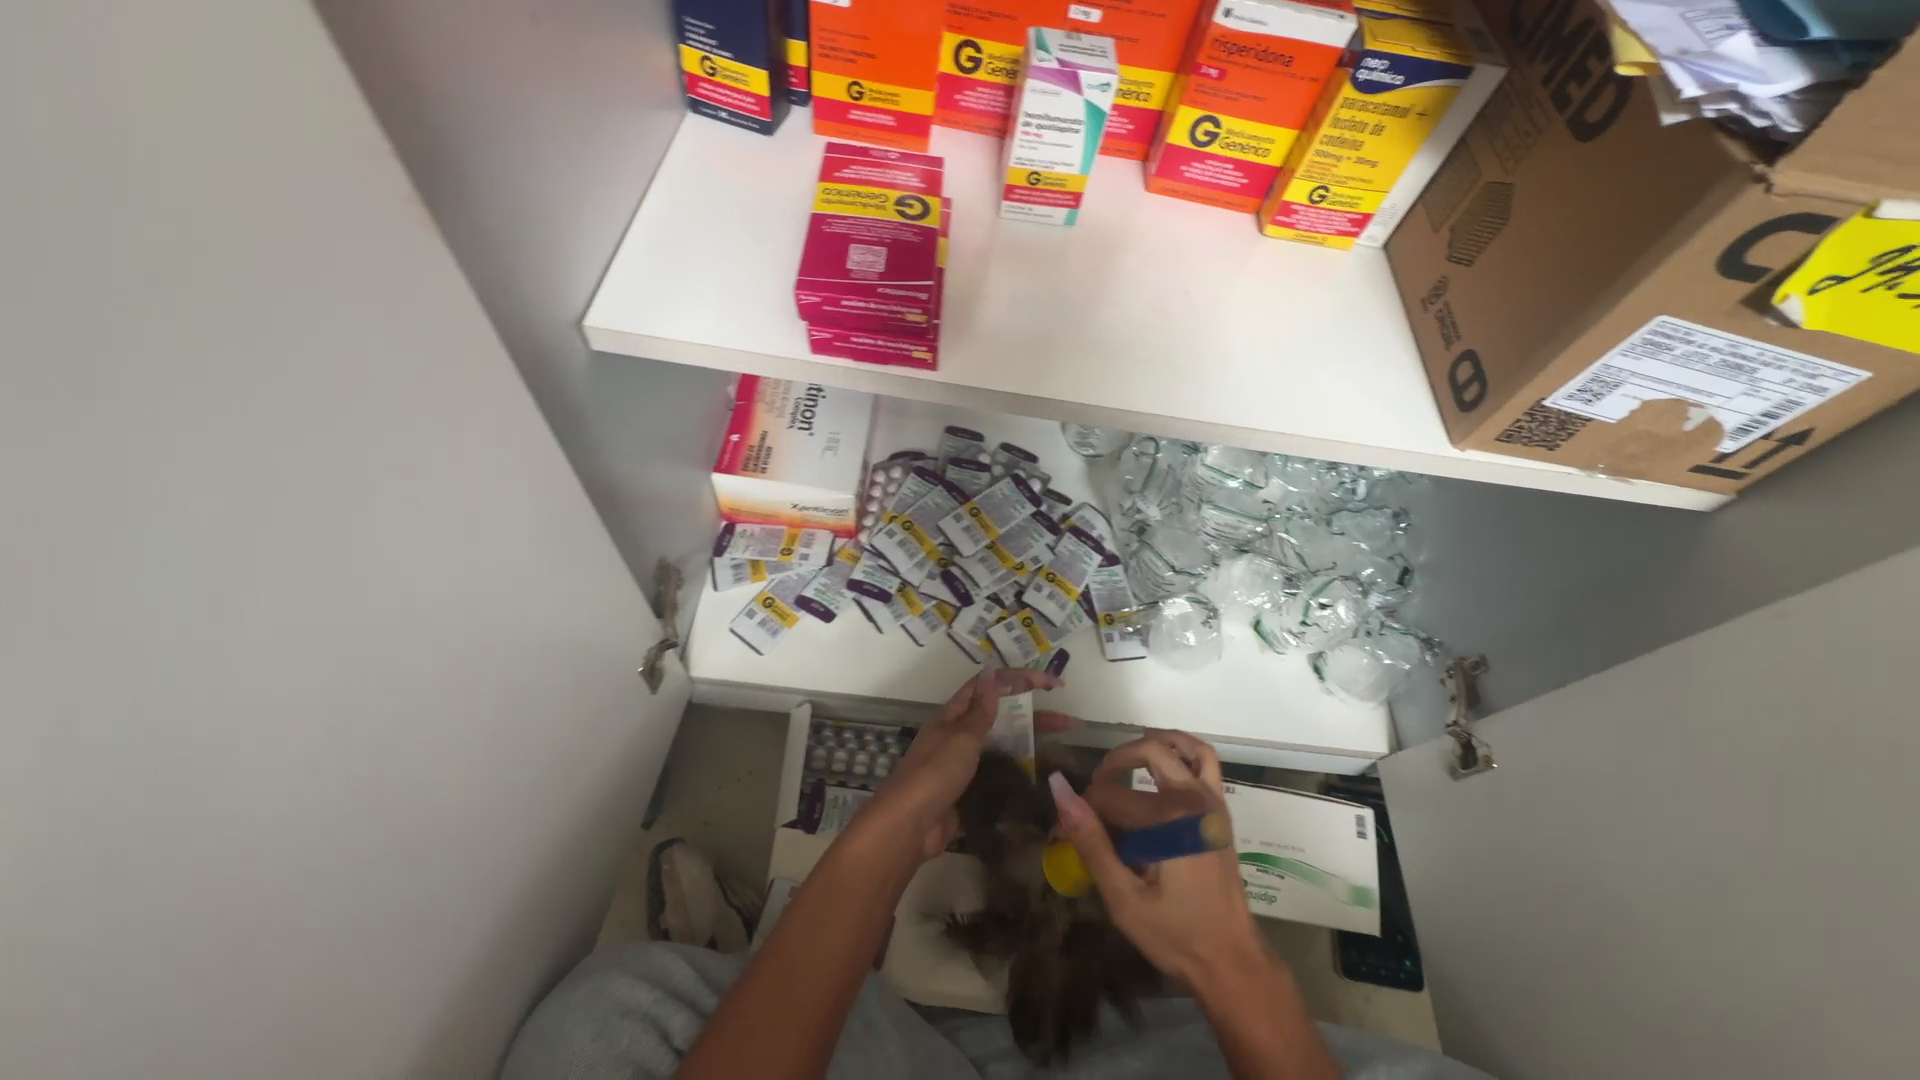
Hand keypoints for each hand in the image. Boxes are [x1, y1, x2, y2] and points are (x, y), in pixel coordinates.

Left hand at [865, 669, 1077, 860]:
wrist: (910, 826)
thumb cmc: (935, 774)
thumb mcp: (961, 737)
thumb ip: (980, 710)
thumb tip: (991, 673)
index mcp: (953, 716)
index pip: (990, 686)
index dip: (1021, 679)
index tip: (1054, 685)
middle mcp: (958, 735)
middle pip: (1003, 716)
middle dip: (1037, 714)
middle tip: (1071, 721)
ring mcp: (964, 763)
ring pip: (1004, 744)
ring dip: (1032, 740)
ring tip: (1063, 745)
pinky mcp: (969, 790)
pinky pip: (999, 772)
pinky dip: (1019, 769)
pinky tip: (1041, 774)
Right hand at [1048, 730, 1268, 985]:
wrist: (1231, 960)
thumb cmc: (1174, 934)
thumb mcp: (1122, 896)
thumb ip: (1090, 840)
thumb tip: (1059, 789)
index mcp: (1168, 820)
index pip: (1109, 793)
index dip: (1081, 811)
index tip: (1066, 835)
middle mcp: (1193, 799)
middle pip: (1145, 753)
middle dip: (1110, 767)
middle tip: (1091, 799)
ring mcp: (1212, 800)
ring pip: (1179, 745)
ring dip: (1146, 747)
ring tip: (1120, 770)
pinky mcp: (1220, 809)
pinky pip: (1204, 761)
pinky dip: (1180, 752)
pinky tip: (1157, 770)